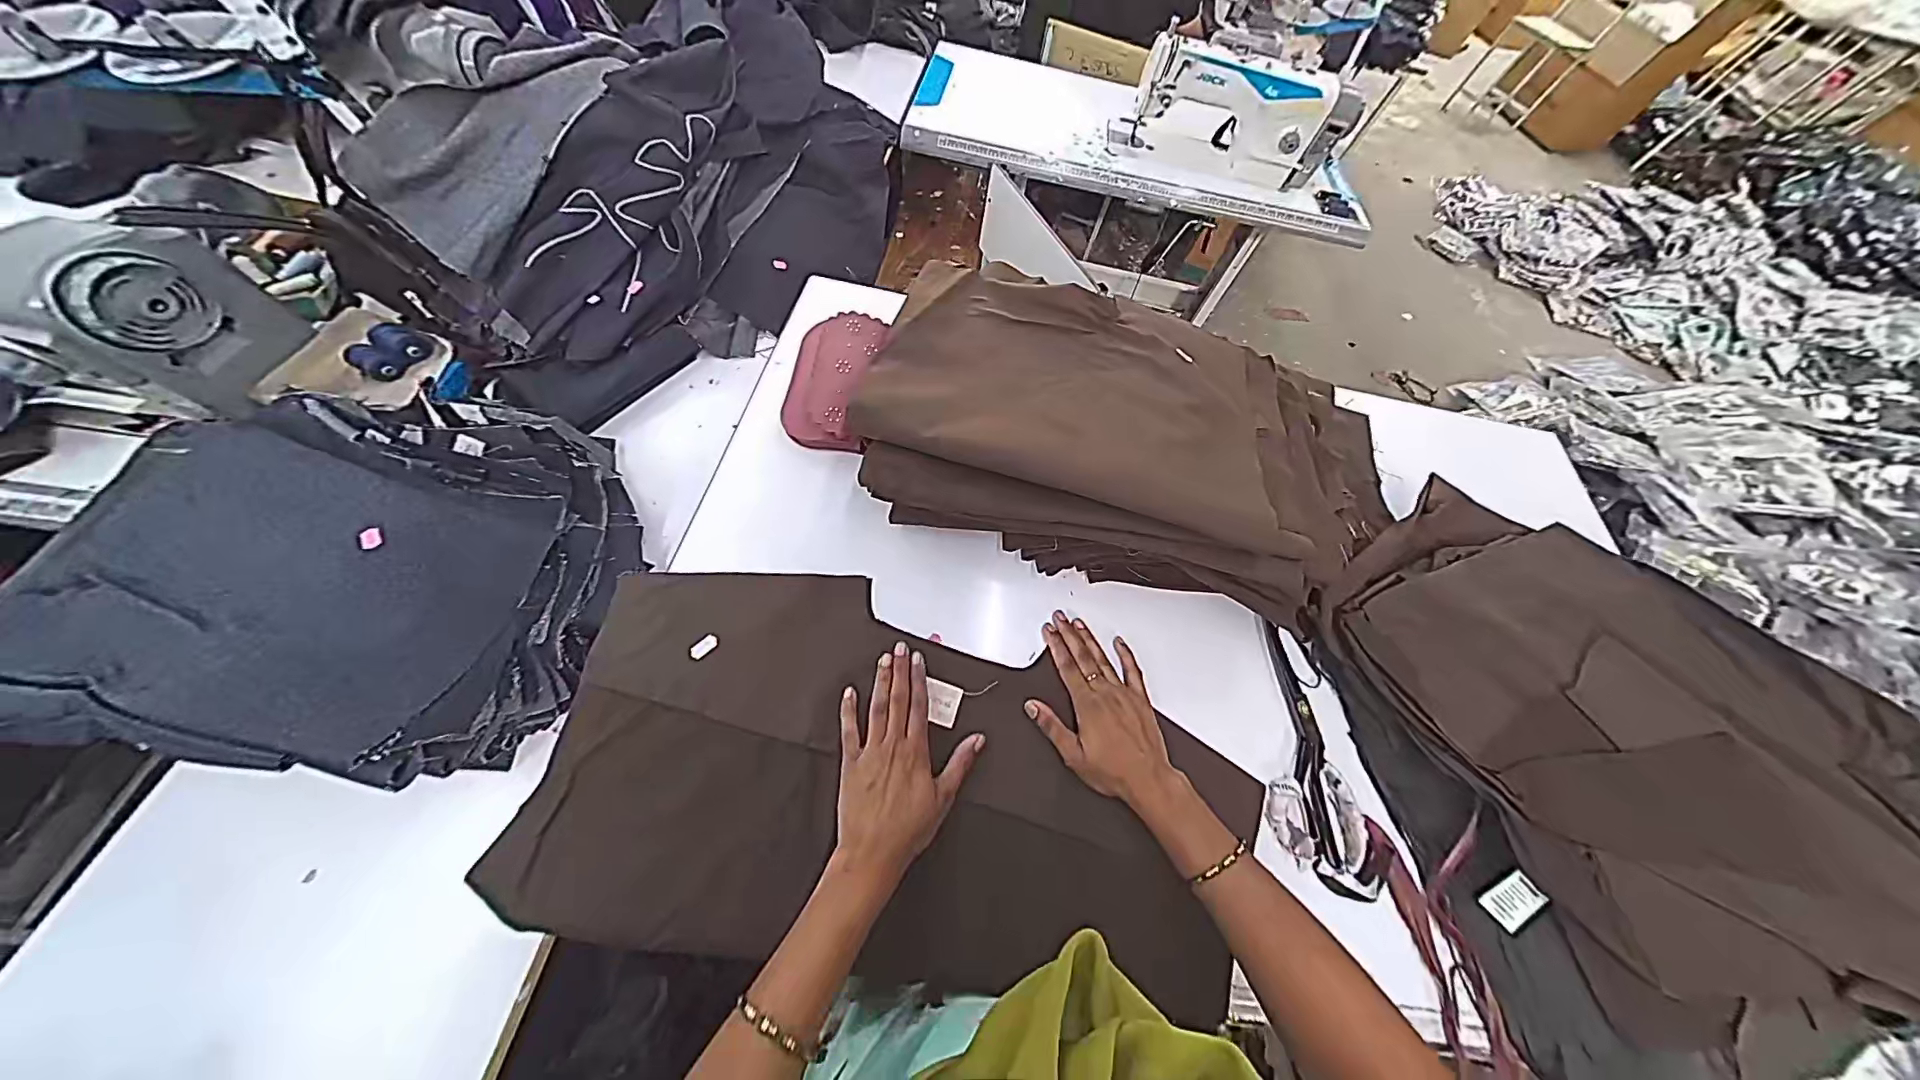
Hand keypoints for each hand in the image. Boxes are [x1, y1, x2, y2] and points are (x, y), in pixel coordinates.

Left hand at [835, 642, 985, 882]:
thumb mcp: (943, 797)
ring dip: (880, 683)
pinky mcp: (850, 764)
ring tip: (882, 661)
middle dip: (899, 672)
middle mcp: (891, 747)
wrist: (872, 852)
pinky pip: (848, 731)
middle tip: (899, 649)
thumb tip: (976, 741)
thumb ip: (960, 764)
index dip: (918, 681)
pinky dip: (848, 710)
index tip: (918, 662)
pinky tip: (849, 693)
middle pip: (897, 700)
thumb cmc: (907, 830)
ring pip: (876, 709)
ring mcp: (869, 753)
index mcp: (915, 753)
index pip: (919, 707)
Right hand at [1027, 613, 1184, 808]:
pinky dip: (1125, 655)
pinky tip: (1119, 643)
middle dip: (1069, 635)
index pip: (1067, 668)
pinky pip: (1132, 671)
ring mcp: (1124, 695)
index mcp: (1087, 705)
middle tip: (1060, 618)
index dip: (1056, 647)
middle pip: (1083, 657)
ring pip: (1103, 659)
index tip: (1049, 632)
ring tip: (1079, 625)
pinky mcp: (1140, 700)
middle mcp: (1106, 695)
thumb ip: (1052, 727)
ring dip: (1090, 640)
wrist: (1148, 779)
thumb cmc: (1113, 771)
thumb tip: (1034, 708)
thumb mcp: (1073, 754)